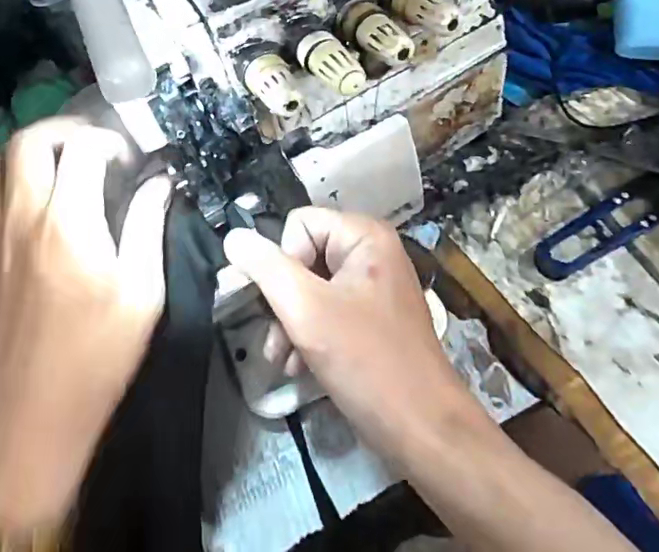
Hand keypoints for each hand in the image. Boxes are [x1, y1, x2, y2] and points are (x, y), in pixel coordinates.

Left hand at [0, 118, 171, 531]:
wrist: (33, 422)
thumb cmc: (98, 359)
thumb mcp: (143, 294)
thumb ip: (148, 225)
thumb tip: (157, 181)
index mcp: (67, 221)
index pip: (82, 147)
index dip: (111, 142)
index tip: (130, 161)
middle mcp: (21, 218)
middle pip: (27, 140)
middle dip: (63, 129)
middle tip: (92, 146)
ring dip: (24, 154)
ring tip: (56, 168)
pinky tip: (14, 211)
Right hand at [222, 207, 482, 466]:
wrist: (425, 434)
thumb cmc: (366, 362)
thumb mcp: (305, 309)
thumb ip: (264, 268)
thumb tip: (233, 237)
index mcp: (364, 236)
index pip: (298, 224)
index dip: (284, 261)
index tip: (287, 301)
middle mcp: (372, 252)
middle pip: (303, 255)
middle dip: (282, 298)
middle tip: (273, 336)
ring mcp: (374, 287)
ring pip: (310, 287)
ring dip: (289, 322)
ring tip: (281, 358)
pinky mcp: (373, 320)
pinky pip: (328, 311)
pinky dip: (309, 335)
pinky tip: (298, 366)